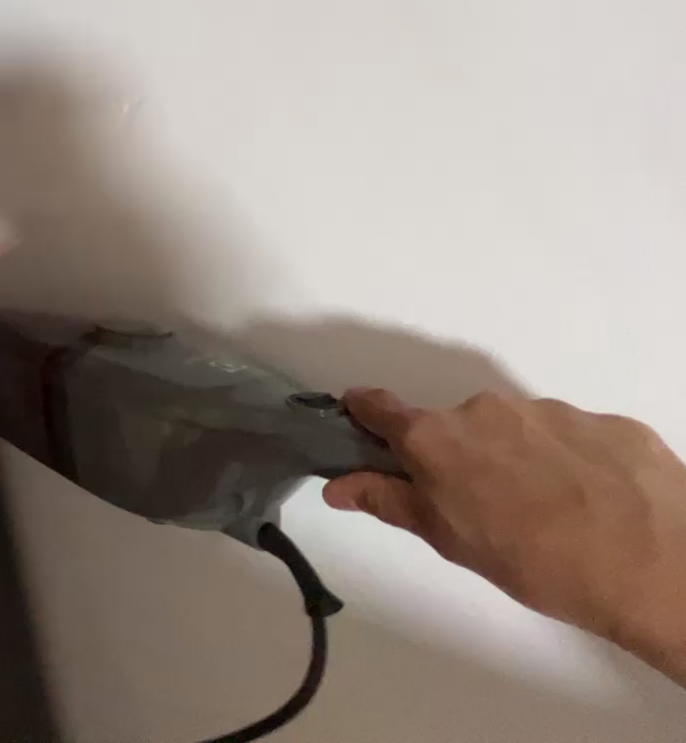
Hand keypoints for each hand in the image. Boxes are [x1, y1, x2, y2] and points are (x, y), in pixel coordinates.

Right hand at [326, 389, 685, 679]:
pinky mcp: (615, 425)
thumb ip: (385, 502)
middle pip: (456, 423)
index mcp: (432, 437)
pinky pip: (580, 435)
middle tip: (487, 497)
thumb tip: (334, 487)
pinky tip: (601, 498)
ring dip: (522, 453)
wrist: (669, 580)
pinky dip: (579, 459)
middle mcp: (482, 411)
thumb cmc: (537, 563)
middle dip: (463, 451)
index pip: (376, 405)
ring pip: (519, 427)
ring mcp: (552, 413)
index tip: (364, 426)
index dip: (365, 414)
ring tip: (556, 503)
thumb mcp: (448, 539)